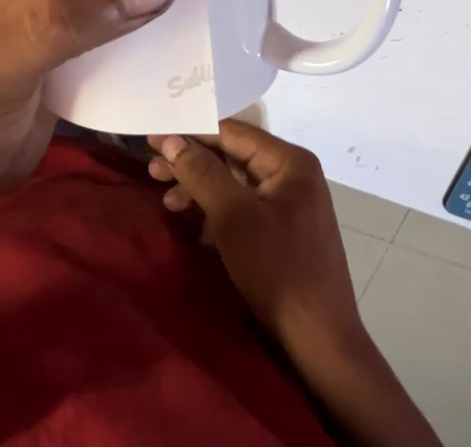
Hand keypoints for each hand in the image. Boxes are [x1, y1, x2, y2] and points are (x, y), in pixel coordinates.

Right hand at [148, 121, 364, 352]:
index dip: (190, 132)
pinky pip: (243, 208)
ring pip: (234, 184)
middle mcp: (293, 175)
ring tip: (168, 202)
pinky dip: (216, 213)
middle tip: (152, 169)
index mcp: (290, 162)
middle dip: (191, 163)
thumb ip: (202, 172)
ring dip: (199, 189)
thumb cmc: (278, 269)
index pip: (231, 132)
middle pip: (231, 156)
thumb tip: (172, 139)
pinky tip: (196, 230)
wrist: (318, 339)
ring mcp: (290, 204)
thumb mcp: (233, 216)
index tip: (153, 138)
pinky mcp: (283, 231)